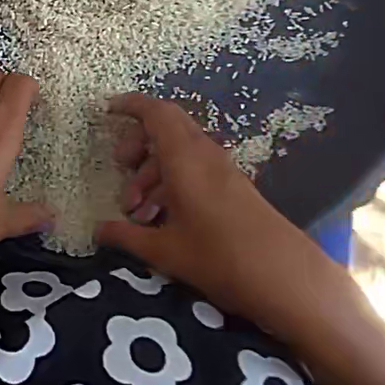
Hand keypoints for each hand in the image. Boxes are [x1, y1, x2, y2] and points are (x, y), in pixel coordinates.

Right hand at [97, 93, 367, 341]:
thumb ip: (127, 237)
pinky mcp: (232, 187)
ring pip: (179, 150)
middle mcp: (204, 155)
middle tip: (120, 166)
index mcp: (185, 159)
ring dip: (152, 168)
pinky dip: (171, 180)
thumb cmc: (221, 259)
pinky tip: (160, 217)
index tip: (107, 110)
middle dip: (138, 140)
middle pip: (166, 127)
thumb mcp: (165, 251)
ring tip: (136, 208)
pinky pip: (194, 168)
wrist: (288, 279)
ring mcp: (221, 170)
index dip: (130, 105)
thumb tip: (97, 231)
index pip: (155, 113)